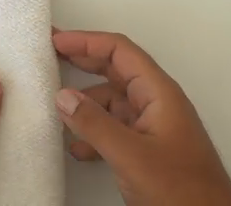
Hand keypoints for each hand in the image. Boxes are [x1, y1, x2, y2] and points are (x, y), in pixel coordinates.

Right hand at [52, 30, 230, 205]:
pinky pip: (118, 130)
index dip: (87, 41)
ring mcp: (155, 128)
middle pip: (116, 70)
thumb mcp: (131, 156)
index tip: (56, 42)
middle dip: (84, 62)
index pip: (120, 51)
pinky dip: (96, 132)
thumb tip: (62, 96)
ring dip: (86, 104)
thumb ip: (95, 124)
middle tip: (51, 56)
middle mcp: (157, 103)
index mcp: (159, 92)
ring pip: (114, 102)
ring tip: (57, 110)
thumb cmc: (179, 190)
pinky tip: (78, 148)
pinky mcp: (151, 152)